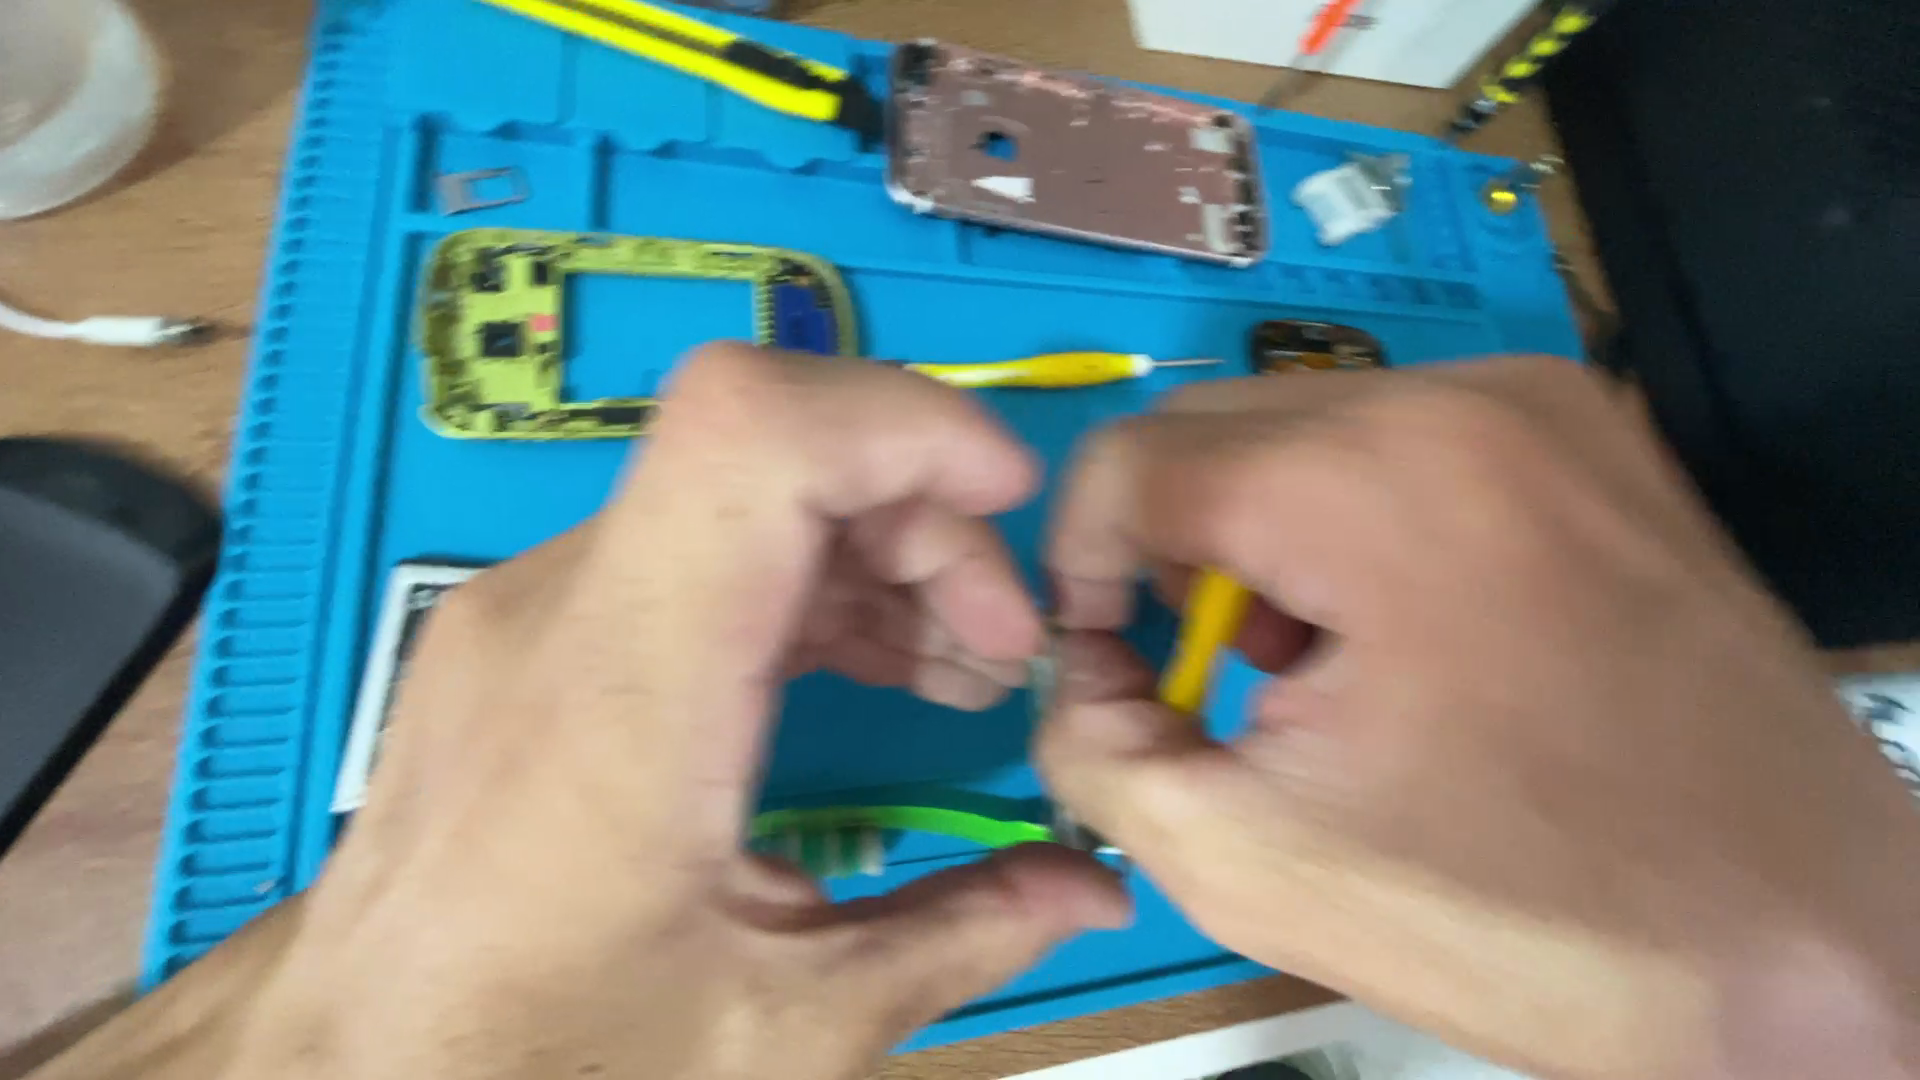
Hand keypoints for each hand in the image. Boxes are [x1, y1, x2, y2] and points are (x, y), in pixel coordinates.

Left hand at [39, 344, 1124, 1079]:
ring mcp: (551, 599)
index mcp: (631, 692)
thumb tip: (1095, 885)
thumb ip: (960, 934)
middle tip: (1004, 641)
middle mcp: (571, 605)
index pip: (754, 435)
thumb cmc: (547, 1069)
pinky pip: (719, 542)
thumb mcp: (781, 1033)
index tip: (1006, 495)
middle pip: (781, 445)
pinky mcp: (556, 619)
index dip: (903, 422)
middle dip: (928, 515)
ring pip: (758, 486)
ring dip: (887, 549)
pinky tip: (881, 660)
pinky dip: (827, 579)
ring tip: (960, 663)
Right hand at [1038, 358, 1919, 1079]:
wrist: (1817, 958)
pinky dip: (1320, 517)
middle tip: (1187, 659)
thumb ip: (1087, 747)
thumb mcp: (1237, 858)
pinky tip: (1370, 617)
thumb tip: (1068, 666)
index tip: (1105, 656)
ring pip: (1274, 429)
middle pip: (1193, 431)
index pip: (1126, 463)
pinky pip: (1367, 441)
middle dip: (1153, 547)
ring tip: (1288, 650)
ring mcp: (1525, 401)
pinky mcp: (1567, 431)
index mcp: (1368, 482)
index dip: (1080, 563)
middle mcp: (1450, 399)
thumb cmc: (1515, 912)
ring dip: (1235, 531)